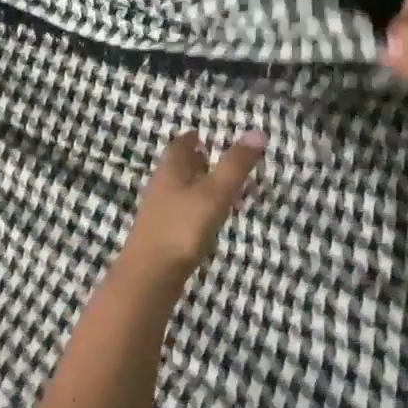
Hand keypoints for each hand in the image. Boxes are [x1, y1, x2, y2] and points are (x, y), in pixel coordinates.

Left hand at [119, 131, 262, 288]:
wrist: (150, 275)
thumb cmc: (182, 227)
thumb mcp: (214, 193)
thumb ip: (235, 165)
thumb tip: (257, 132)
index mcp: (170, 169)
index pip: (180, 144)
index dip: (193, 138)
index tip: (208, 135)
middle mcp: (161, 186)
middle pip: (180, 166)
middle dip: (199, 161)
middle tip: (222, 160)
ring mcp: (160, 212)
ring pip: (182, 190)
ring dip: (201, 186)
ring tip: (224, 189)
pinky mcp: (164, 234)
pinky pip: (184, 212)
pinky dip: (199, 208)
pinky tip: (210, 220)